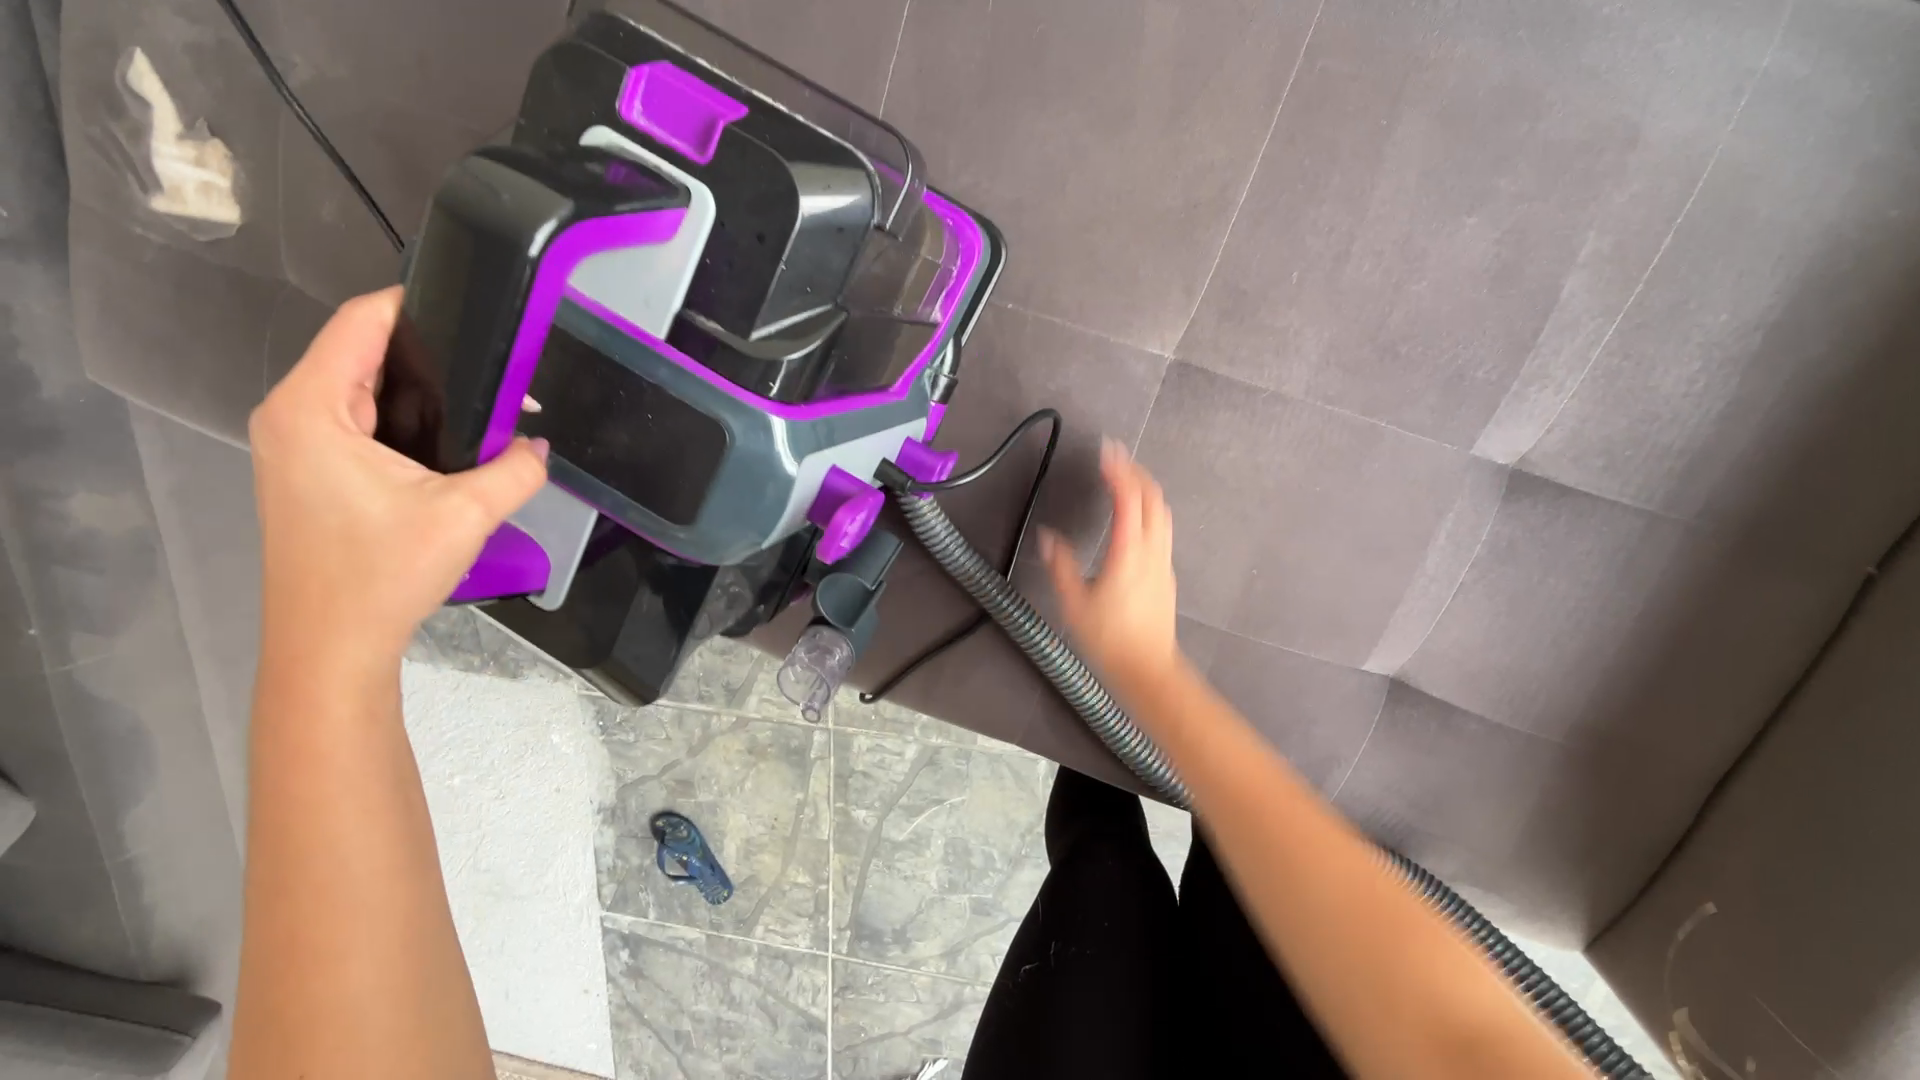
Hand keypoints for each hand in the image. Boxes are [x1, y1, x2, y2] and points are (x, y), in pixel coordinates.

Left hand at [250, 287, 547, 666]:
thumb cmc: (380, 576)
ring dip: (421, 390)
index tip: (477, 309)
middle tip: (499, 365)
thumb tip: (542, 448)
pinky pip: (360, 423)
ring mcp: (297, 447)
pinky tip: (452, 442)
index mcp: (312, 409)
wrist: (331, 647)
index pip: (361, 321)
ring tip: (486, 401)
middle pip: (362, 352)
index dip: (416, 303)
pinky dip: (405, 421)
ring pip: (363, 389)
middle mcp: (292, 417)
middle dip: (431, 353)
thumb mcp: (465, 516)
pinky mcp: (311, 474)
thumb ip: (515, 471)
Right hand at [1041, 438, 1180, 695]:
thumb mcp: (1074, 604)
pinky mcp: (1166, 574)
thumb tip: (1048, 538)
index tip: (1107, 452)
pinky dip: (1150, 509)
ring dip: (1146, 490)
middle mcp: (1151, 551)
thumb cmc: (1109, 640)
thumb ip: (1061, 567)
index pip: (1127, 499)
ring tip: (1128, 477)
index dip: (1118, 471)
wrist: (1148, 669)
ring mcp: (1163, 562)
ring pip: (1162, 513)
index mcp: (1127, 553)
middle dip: (1135, 472)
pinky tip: (1136, 516)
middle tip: (1116, 456)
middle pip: (1152, 499)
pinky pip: (1163, 529)